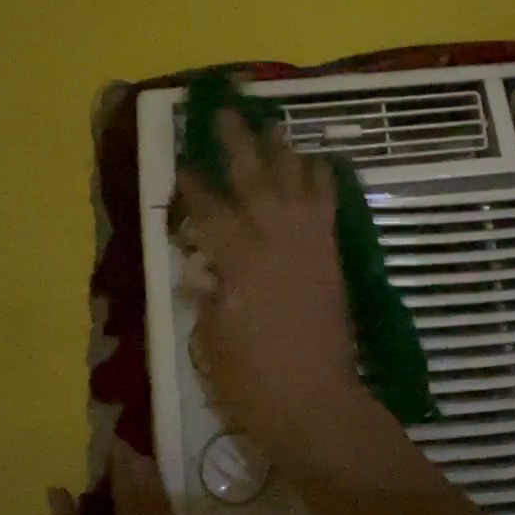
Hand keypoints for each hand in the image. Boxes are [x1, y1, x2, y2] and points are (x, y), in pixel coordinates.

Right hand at [178, 112, 364, 455]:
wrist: (317, 402)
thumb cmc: (254, 380)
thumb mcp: (212, 338)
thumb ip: (208, 294)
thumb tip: (204, 266)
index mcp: (239, 260)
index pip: (209, 210)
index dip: (193, 185)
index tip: (182, 162)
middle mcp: (275, 239)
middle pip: (254, 179)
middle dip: (236, 143)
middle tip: (224, 112)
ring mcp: (309, 244)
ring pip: (296, 182)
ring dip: (283, 151)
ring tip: (272, 123)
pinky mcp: (332, 255)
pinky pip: (328, 205)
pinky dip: (322, 180)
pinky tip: (316, 163)